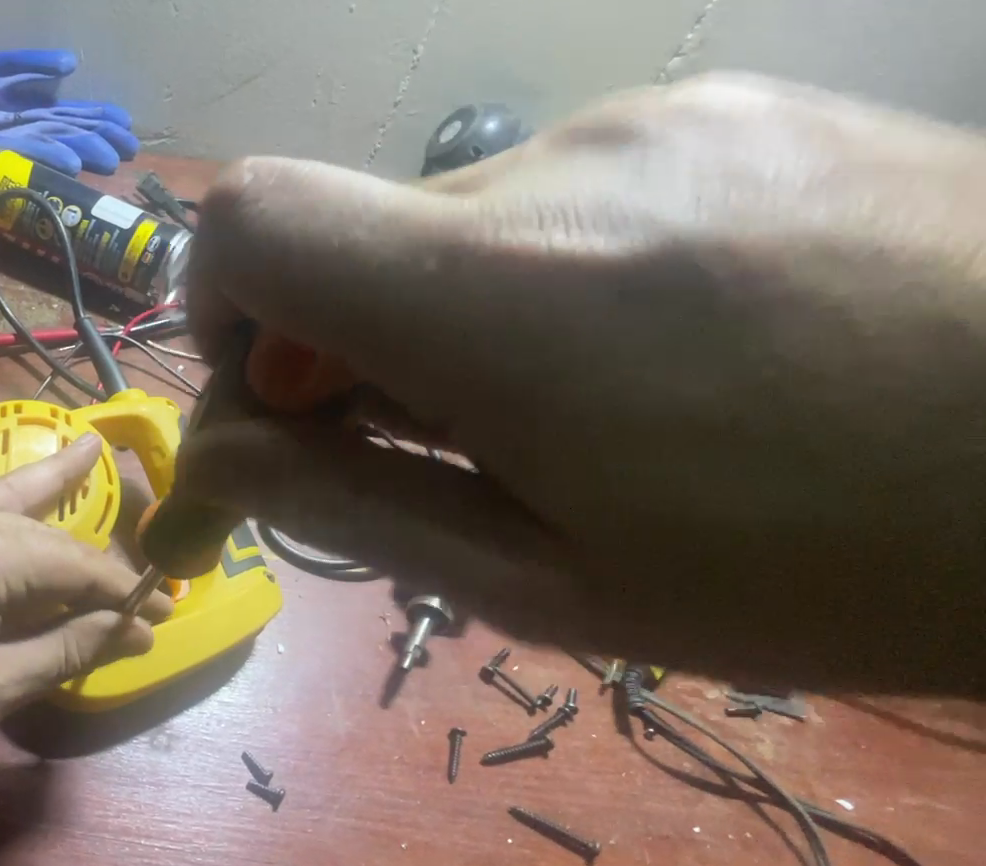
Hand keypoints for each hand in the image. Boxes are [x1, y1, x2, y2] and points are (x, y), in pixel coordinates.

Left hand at [0, 408, 171, 780]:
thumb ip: (61, 652)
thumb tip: (136, 632)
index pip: (78, 568)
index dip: (125, 594)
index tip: (165, 614)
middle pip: (46, 533)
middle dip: (96, 559)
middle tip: (142, 581)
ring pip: (2, 490)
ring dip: (49, 474)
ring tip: (92, 445)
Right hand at [177, 73, 985, 694]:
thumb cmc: (822, 566)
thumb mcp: (542, 581)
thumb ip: (348, 501)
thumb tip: (215, 455)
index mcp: (495, 295)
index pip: (249, 220)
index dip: (214, 305)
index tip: (270, 394)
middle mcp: (553, 168)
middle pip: (343, 237)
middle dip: (329, 345)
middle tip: (409, 446)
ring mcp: (652, 121)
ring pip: (442, 227)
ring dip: (432, 320)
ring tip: (546, 416)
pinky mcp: (723, 111)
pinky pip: (543, 199)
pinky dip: (520, 282)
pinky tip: (631, 356)